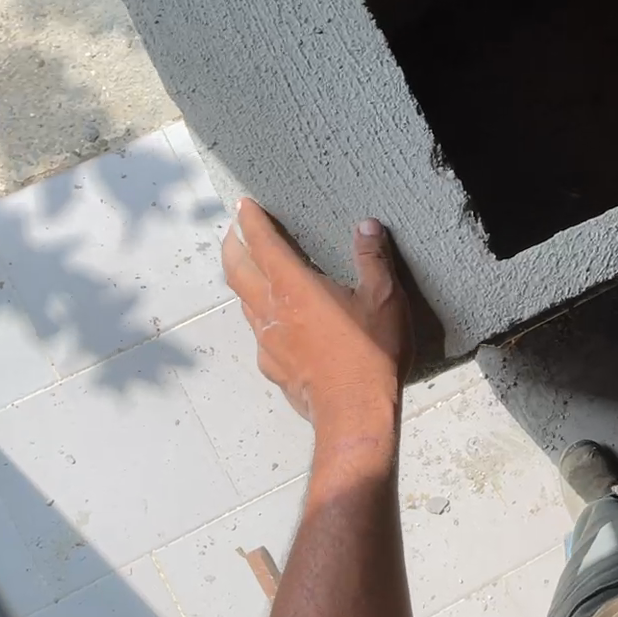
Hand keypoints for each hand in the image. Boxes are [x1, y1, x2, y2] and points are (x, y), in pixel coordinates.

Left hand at [223, 199, 410, 458]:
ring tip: (252, 271)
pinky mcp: (272, 367)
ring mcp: (267, 341)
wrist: (355, 411)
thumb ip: (373, 259)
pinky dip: (261, 315)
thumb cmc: (371, 351)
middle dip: (233, 245)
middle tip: (235, 231)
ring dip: (243, 280)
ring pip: (244, 302)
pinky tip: (277, 323)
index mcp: (295, 287)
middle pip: (237, 270)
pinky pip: (259, 333)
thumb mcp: (384, 298)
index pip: (264, 244)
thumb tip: (366, 225)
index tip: (243, 204)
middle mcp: (271, 310)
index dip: (252, 221)